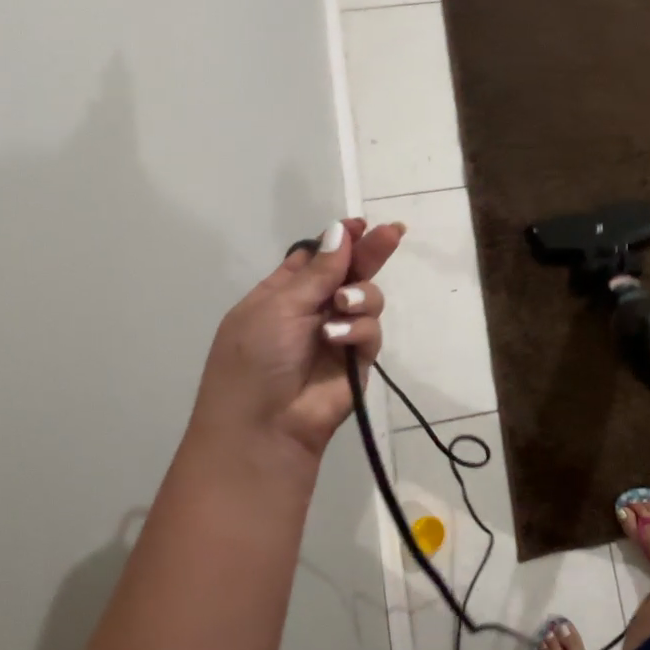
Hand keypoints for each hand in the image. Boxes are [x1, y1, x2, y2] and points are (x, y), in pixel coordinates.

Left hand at [183, 218, 403, 482]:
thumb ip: (318, 271)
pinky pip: (370, 330)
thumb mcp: (279, 306)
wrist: (265, 425)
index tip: (359, 224)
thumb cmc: (255, 358)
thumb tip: (341, 230)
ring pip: (368, 298)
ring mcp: (338, 333)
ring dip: (360, 296)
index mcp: (282, 293)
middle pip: (350, 272)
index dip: (339, 240)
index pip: (316, 257)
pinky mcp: (359, 358)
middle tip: (393, 233)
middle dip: (370, 253)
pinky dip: (358, 330)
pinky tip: (338, 338)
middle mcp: (313, 309)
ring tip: (344, 304)